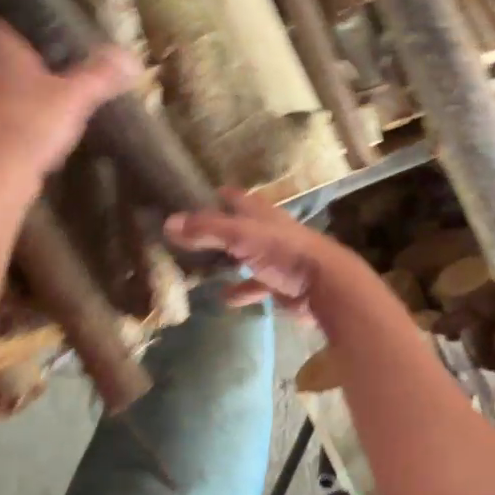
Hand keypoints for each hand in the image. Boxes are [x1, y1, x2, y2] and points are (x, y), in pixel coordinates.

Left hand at [0, 21, 137, 181]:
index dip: (25, 18)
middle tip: (71, 48)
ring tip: (74, 76)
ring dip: (40, 78)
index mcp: (4, 51)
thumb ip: (102, 74)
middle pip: (12, 50)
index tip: (52, 19)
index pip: (5, 21)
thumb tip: (130, 57)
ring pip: (17, 78)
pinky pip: (21, 103)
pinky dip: (39, 103)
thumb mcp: (75, 95)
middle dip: (39, 49)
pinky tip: (62, 110)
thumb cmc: (31, 124)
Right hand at [163, 188, 361, 313]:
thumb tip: (168, 222)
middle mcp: (269, 232)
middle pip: (240, 226)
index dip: (219, 195)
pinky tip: (224, 298)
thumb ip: (207, 229)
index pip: (237, 198)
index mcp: (262, 214)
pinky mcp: (282, 285)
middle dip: (220, 229)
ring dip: (229, 260)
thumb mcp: (241, 236)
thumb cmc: (284, 252)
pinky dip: (241, 290)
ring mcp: (277, 259)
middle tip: (191, 232)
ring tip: (202, 265)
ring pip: (247, 256)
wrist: (325, 286)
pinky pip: (256, 286)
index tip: (196, 195)